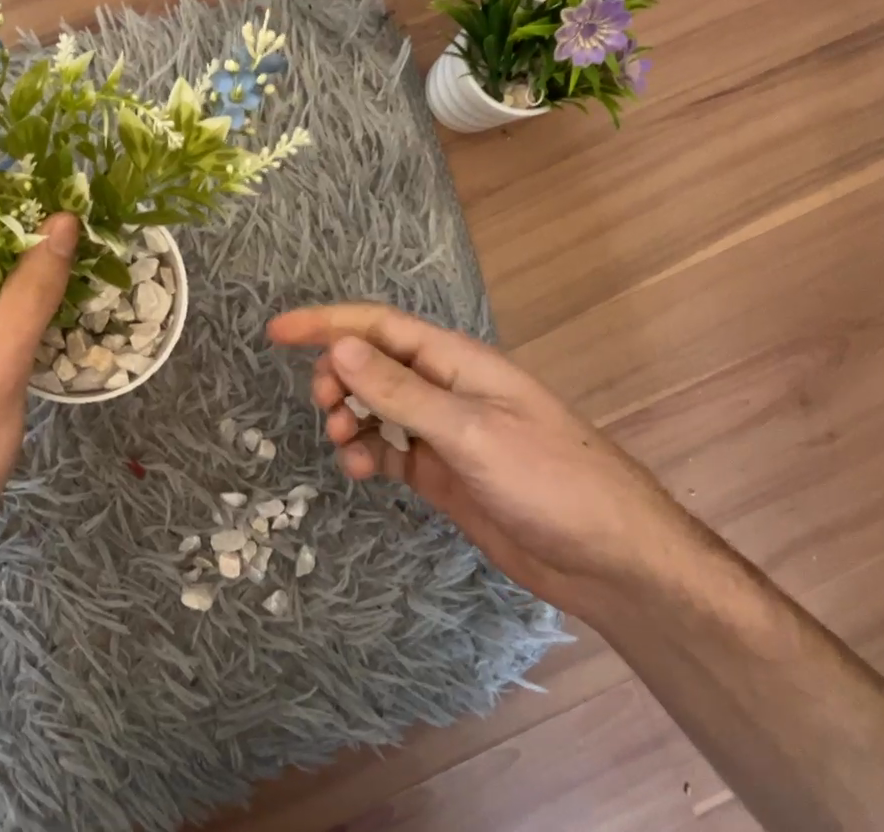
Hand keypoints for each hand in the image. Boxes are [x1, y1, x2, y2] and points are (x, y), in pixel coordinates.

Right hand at [267, 303, 714, 616]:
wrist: (607, 559)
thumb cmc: (549, 481)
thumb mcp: (469, 431)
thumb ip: (400, 391)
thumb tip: (339, 348)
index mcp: (457, 363)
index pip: (379, 327)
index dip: (325, 323)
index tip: (275, 331)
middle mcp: (445, 389)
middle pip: (371, 365)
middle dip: (337, 379)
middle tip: (324, 409)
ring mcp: (442, 432)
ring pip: (374, 409)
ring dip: (348, 420)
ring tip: (342, 446)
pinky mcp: (440, 471)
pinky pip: (386, 450)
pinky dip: (365, 456)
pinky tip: (362, 473)